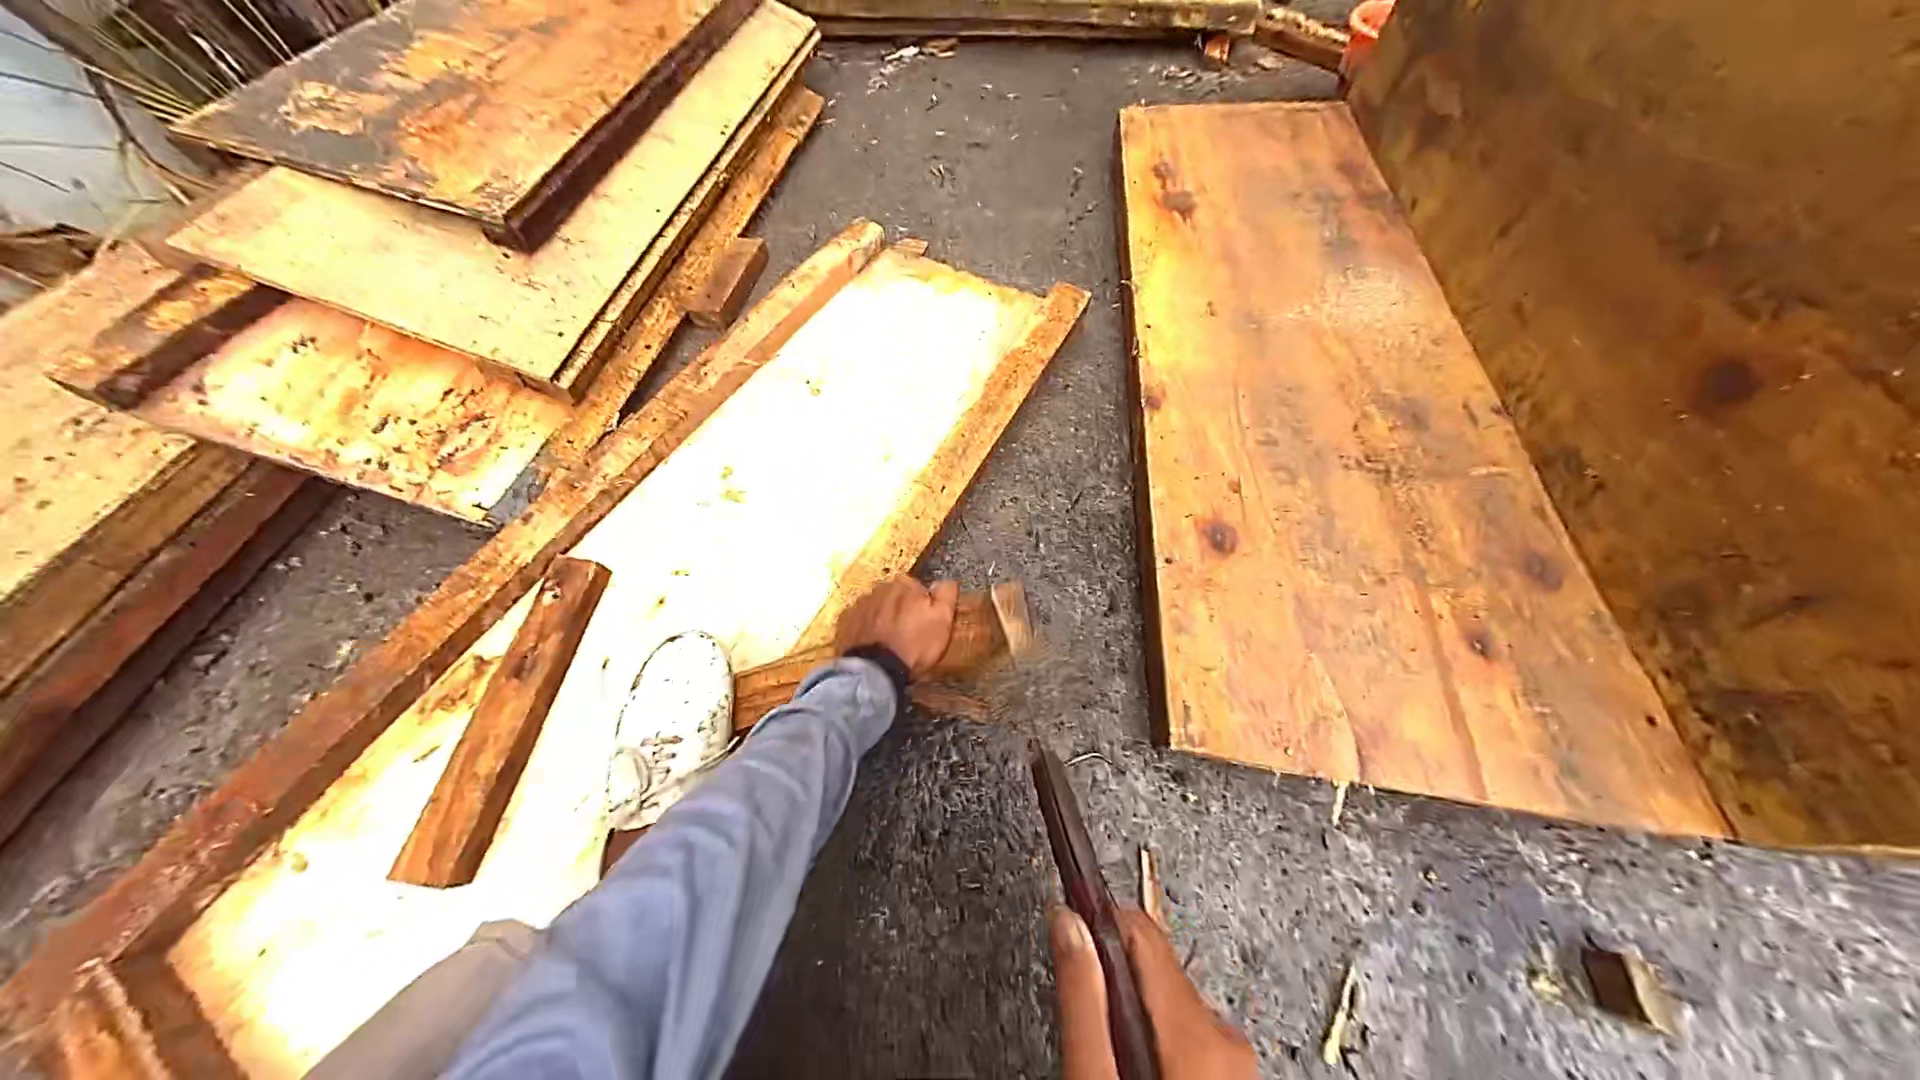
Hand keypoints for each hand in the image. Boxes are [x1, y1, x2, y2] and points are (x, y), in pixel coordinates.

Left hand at [833, 577, 959, 676]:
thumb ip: (946, 595)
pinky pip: (861, 621)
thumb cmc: (914, 645)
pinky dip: (866, 628)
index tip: (925, 623)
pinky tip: (873, 643)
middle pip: (896, 596)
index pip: (919, 588)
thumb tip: (947, 580)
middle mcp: (879, 588)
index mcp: (905, 584)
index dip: (924, 606)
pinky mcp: (845, 622)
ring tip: (889, 641)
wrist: (875, 670)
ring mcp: (859, 604)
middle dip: (902, 609)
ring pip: (877, 607)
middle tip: (908, 634)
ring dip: (883, 618)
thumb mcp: (942, 621)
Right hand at [1051, 907, 1256, 1079]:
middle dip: (1113, 985)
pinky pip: (1186, 1034)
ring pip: (1166, 1002)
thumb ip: (1082, 997)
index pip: (1139, 930)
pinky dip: (1155, 1042)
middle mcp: (1226, 1040)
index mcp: (1195, 1032)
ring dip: (1133, 1018)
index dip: (1096, 925)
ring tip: (1113, 1066)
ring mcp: (1235, 1064)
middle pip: (1152, 966)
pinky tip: (1138, 1075)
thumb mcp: (1095, 1079)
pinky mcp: (1232, 1078)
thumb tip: (1067, 922)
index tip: (1070, 927)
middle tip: (1090, 1034)